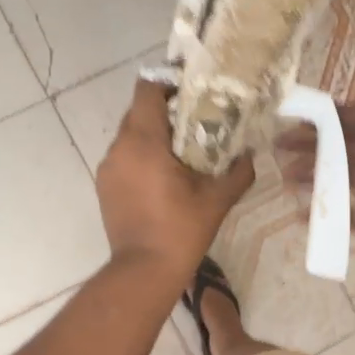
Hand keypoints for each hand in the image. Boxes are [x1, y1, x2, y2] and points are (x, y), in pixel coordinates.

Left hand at [95, 80, 254, 282]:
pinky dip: (140, 160)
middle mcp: (119, 148)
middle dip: (165, 113)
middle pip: (138, 112)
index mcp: (144, 141)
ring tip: (179, 155)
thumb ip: (238, 172)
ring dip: (152, 139)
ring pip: (129, 137)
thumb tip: (250, 155)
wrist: (144, 271)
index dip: (168, 84)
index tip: (191, 93)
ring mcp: (107, 169)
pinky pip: (123, 160)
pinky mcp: (104, 187)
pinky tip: (162, 180)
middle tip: (194, 125)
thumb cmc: (181, 231)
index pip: (147, 89)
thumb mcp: (218, 200)